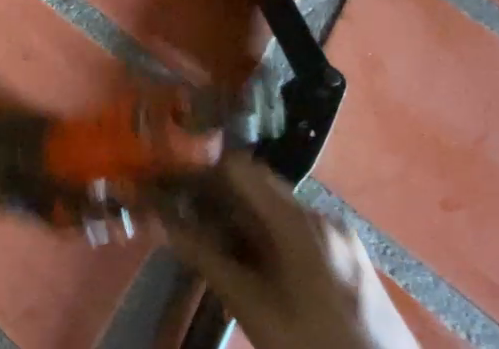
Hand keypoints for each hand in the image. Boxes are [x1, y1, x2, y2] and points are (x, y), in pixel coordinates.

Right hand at [153, 154, 418, 348]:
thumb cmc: (313, 343)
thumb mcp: (248, 302)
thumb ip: (200, 254)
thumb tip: (153, 216)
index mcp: (301, 223)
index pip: (236, 167)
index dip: (195, 170)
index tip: (164, 184)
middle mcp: (322, 218)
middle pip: (252, 185)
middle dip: (209, 195)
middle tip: (174, 212)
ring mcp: (338, 237)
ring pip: (269, 207)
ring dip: (232, 215)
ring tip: (203, 238)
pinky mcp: (345, 256)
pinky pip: (289, 227)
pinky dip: (258, 232)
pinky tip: (243, 258)